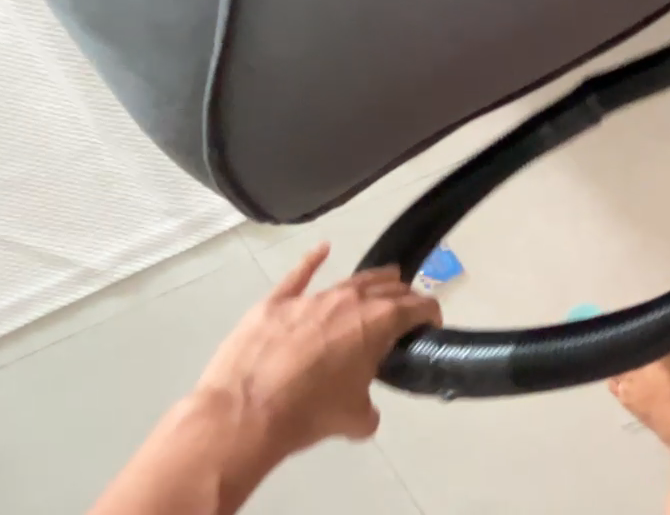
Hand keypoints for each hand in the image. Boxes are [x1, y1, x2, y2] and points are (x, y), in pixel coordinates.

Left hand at [194, 244, 440, 458]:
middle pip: (392, 288)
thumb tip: (366, 413)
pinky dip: (313, 260)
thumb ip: (370, 408)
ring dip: (373, 283)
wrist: (239, 419)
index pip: (422, 306)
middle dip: (403, 299)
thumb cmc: (306, 416)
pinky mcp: (275, 303)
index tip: (428, 328)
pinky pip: (298, 275)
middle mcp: (355, 300)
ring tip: (378, 289)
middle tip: (399, 319)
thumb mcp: (353, 418)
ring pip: (355, 280)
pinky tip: (323, 249)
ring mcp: (314, 298)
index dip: (431, 316)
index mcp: (383, 321)